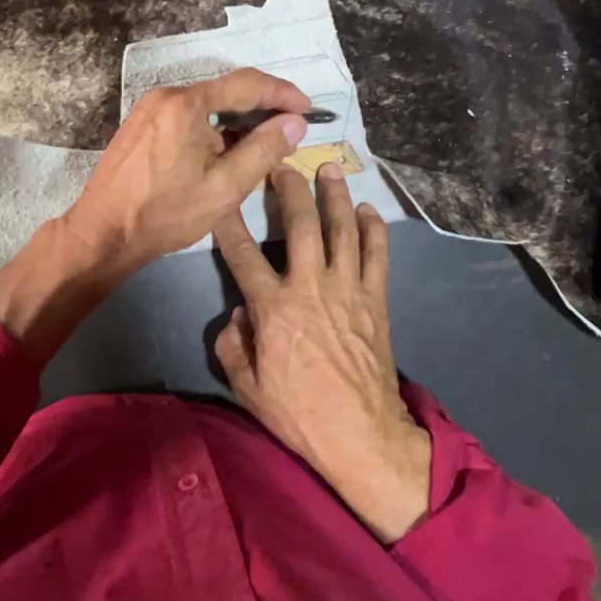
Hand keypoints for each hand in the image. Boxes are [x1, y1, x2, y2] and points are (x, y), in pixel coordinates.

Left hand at [62, 68, 311, 273]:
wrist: (104, 232)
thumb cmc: (166, 212)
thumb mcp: (225, 187)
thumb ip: (264, 150)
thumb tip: (294, 123)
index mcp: (188, 104)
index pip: (248, 84)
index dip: (283, 93)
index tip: (308, 109)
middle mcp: (166, 96)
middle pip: (225, 92)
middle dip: (261, 110)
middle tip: (288, 133)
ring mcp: (149, 109)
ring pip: (205, 106)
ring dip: (235, 122)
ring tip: (259, 149)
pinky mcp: (140, 126)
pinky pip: (186, 117)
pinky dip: (211, 128)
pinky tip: (223, 153)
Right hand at [213, 164, 429, 543]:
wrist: (360, 434)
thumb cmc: (298, 413)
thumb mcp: (247, 386)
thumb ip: (232, 344)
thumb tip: (237, 314)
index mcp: (273, 308)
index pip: (243, 254)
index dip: (228, 223)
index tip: (223, 197)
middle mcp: (311, 288)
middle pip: (302, 226)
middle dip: (290, 190)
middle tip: (283, 165)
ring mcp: (348, 290)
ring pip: (343, 230)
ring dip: (335, 196)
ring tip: (330, 168)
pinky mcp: (375, 300)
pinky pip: (377, 255)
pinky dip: (374, 229)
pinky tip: (368, 210)